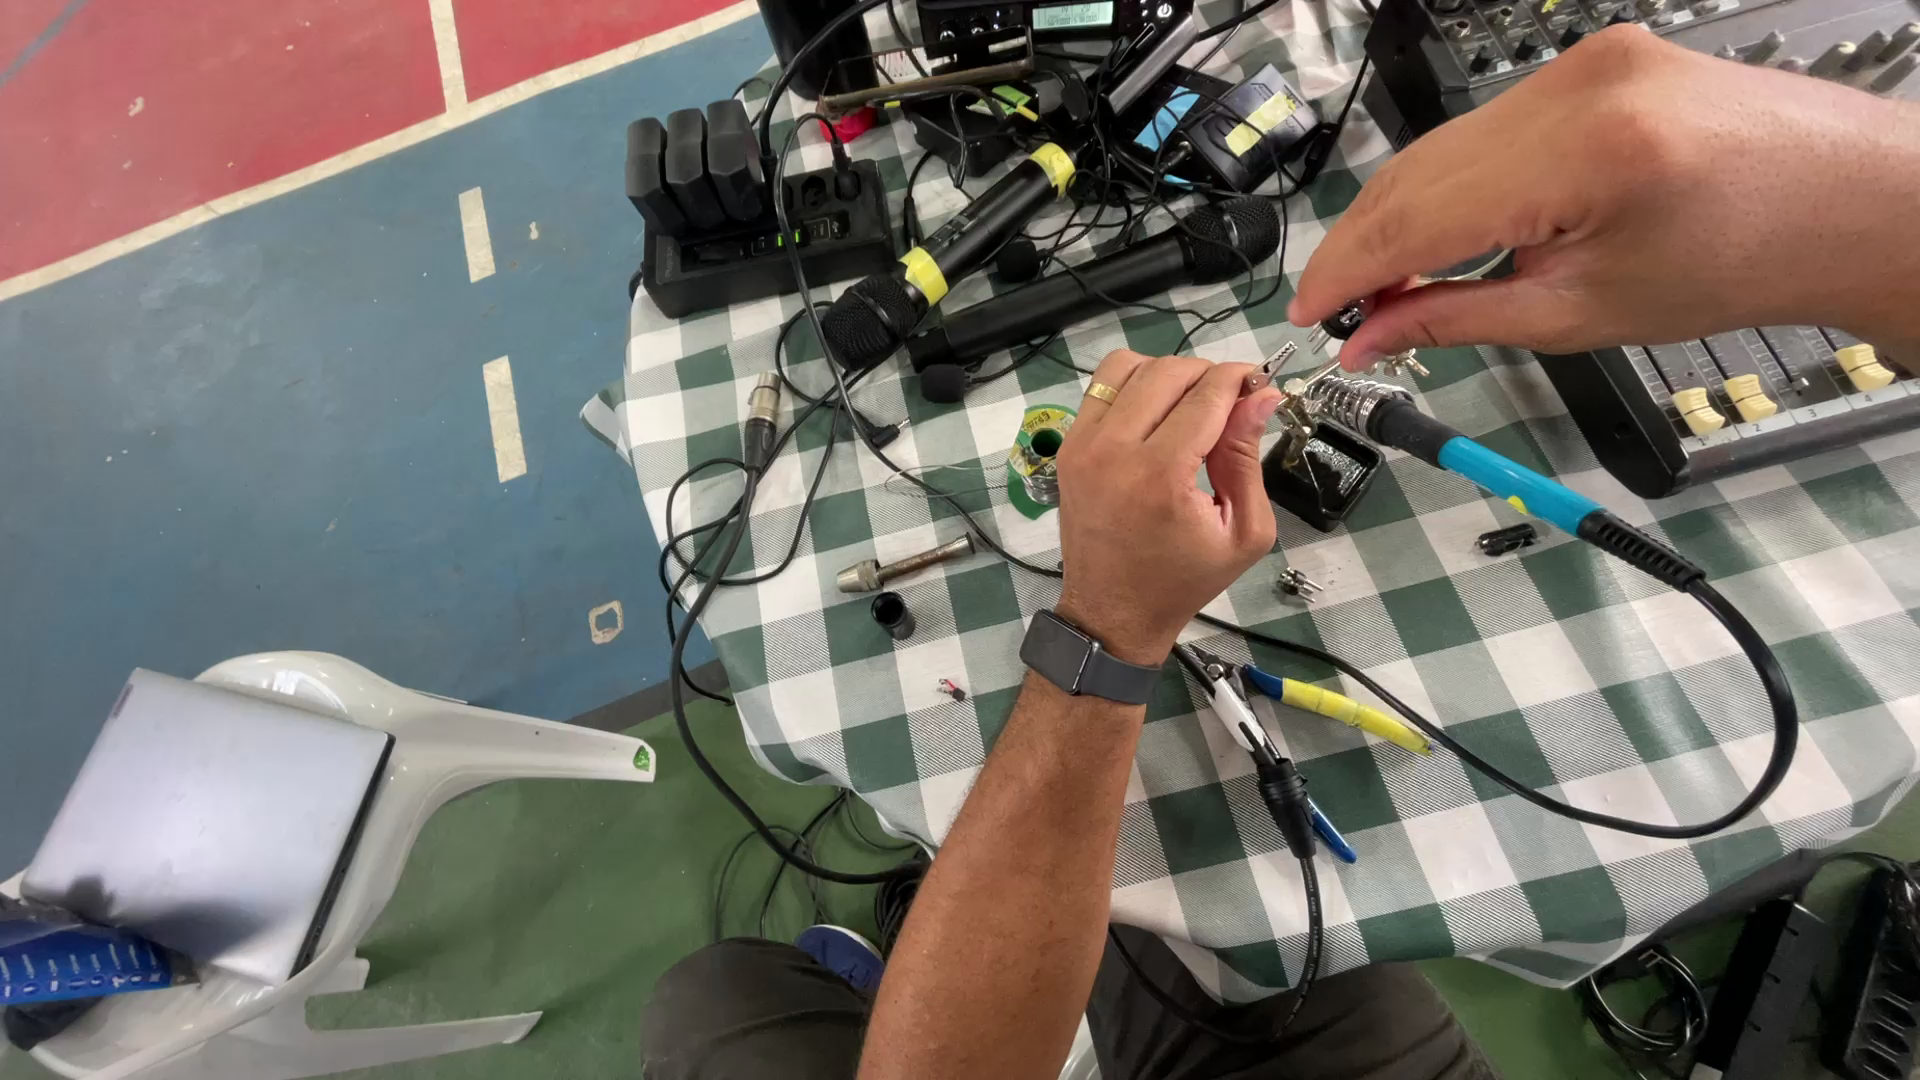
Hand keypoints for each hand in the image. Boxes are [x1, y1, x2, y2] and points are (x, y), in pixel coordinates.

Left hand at [1052, 350, 1281, 665]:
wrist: (1112, 611)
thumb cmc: (1182, 581)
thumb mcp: (1242, 533)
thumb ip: (1248, 458)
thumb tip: (1262, 395)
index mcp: (1159, 476)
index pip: (1206, 395)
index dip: (1240, 380)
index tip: (1259, 387)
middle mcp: (1113, 451)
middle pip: (1167, 372)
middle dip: (1208, 374)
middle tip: (1229, 402)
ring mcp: (1081, 446)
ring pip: (1127, 367)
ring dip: (1167, 374)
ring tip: (1189, 405)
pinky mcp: (1067, 448)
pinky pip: (1100, 388)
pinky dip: (1131, 386)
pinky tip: (1153, 414)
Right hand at [1291, 25, 1919, 368]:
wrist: (1853, 202)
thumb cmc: (1725, 270)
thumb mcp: (1568, 315)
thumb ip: (1446, 320)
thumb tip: (1357, 342)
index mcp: (1582, 154)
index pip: (1414, 218)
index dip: (1346, 273)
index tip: (1303, 316)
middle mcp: (1571, 87)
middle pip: (1409, 177)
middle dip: (1355, 251)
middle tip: (1330, 311)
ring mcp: (1576, 65)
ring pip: (1428, 155)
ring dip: (1384, 225)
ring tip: (1370, 288)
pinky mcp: (1581, 66)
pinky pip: (1467, 139)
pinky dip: (1428, 195)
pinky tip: (1416, 240)